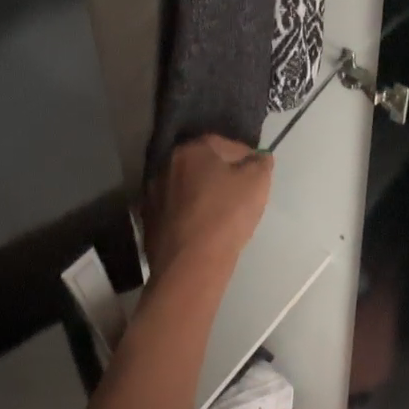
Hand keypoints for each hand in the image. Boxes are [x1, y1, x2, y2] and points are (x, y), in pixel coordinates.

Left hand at [144, 136, 272, 281]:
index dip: (246, 159)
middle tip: (239, 195)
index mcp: (191, 149)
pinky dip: (187, 215)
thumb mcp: (258, 182)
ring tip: (219, 216)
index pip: (226, 144)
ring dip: (200, 195)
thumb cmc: (226, 215)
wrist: (190, 265)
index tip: (256, 177)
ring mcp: (152, 194)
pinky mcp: (147, 221)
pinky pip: (175, 211)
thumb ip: (260, 162)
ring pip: (186, 188)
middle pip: (202, 164)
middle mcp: (165, 165)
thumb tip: (257, 158)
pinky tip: (201, 231)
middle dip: (220, 175)